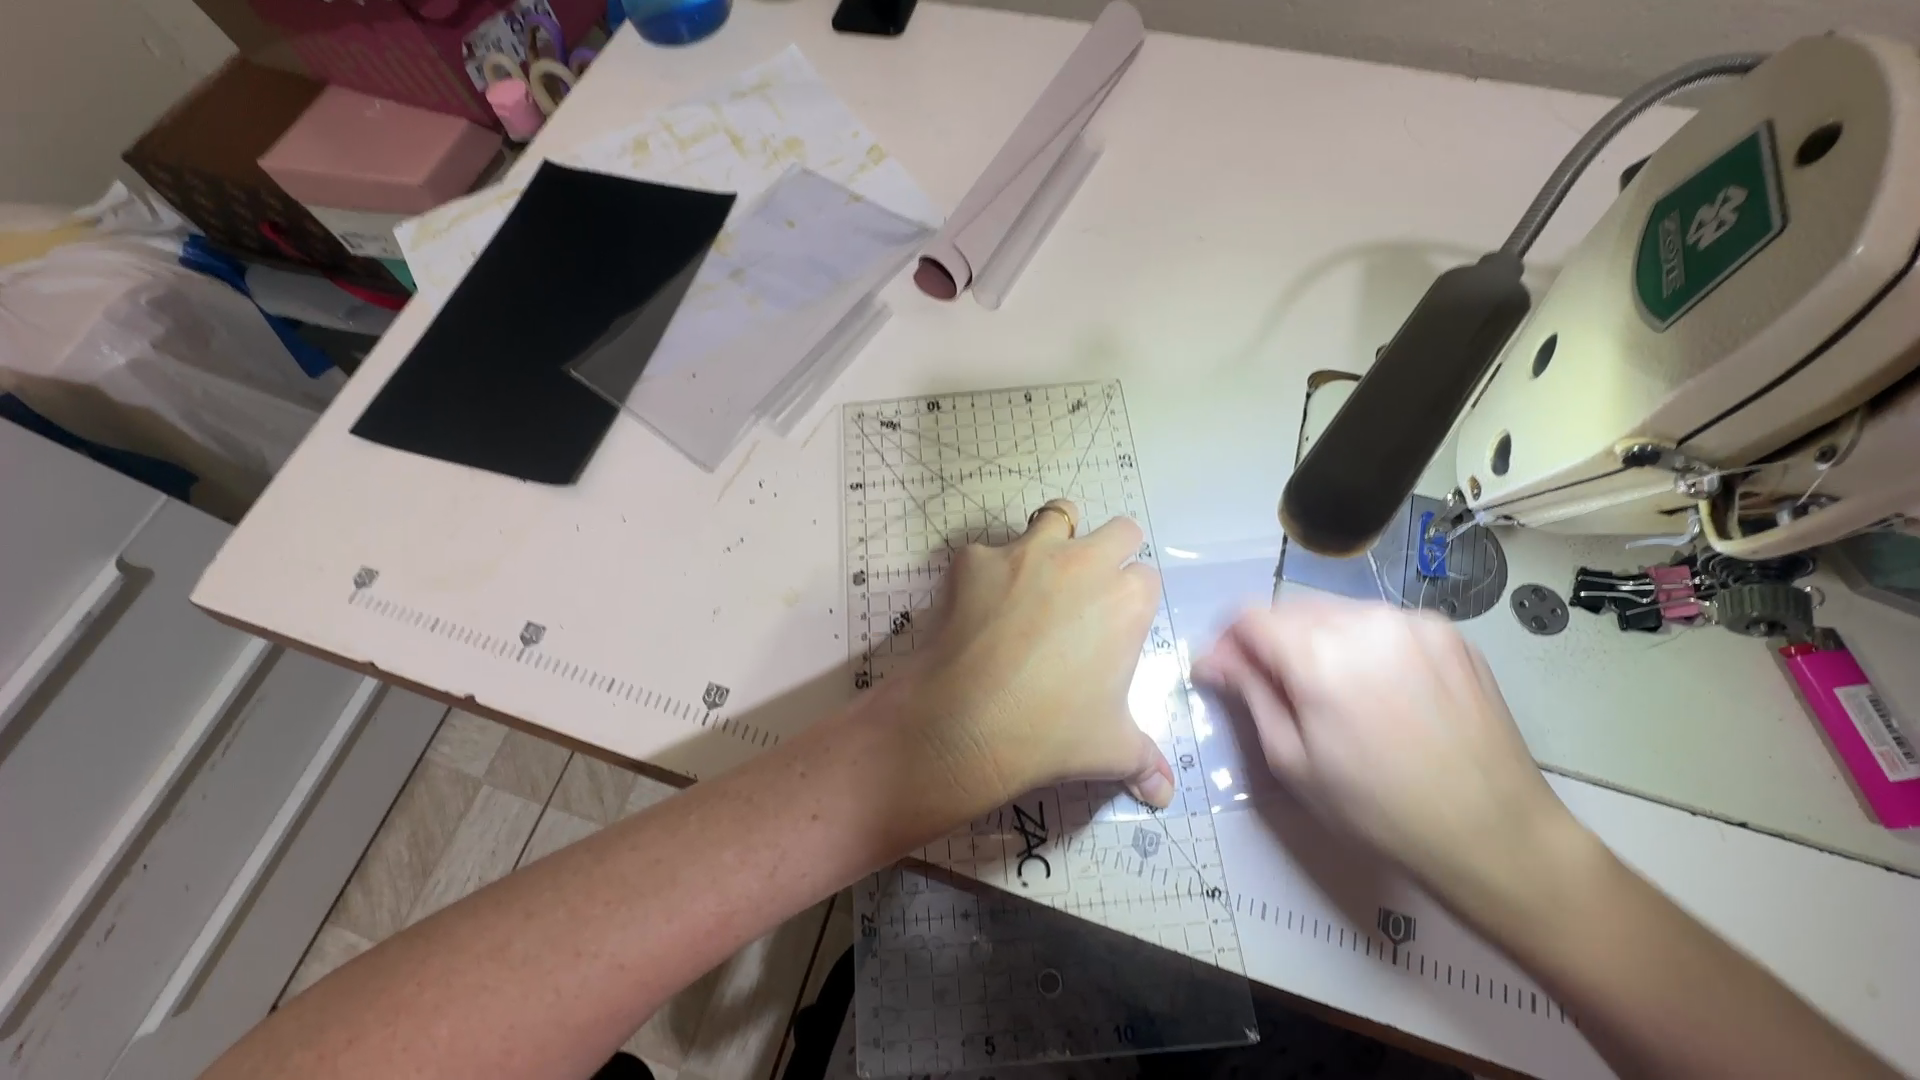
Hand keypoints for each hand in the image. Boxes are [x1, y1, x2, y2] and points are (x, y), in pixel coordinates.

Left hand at [889, 498, 1175, 812]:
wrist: (965, 724)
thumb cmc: (1052, 735)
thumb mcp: (1111, 750)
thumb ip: (1145, 761)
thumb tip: (1165, 793)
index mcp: (1127, 600)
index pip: (1146, 577)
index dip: (1132, 599)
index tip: (1115, 625)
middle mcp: (1084, 563)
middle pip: (1118, 530)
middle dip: (1110, 552)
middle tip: (1087, 590)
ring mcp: (1027, 553)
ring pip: (1057, 517)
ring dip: (1056, 539)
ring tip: (1037, 575)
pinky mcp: (976, 558)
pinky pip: (988, 552)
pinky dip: (987, 572)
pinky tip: (976, 607)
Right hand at [1191, 599, 1583, 913]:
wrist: (1493, 834)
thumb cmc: (1376, 809)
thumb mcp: (1292, 760)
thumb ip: (1250, 694)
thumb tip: (1213, 660)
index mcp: (1320, 654)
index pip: (1248, 617)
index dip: (1226, 642)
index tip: (1221, 672)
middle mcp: (1366, 621)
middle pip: (1291, 609)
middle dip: (1268, 640)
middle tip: (1265, 684)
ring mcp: (1414, 623)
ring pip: (1336, 612)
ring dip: (1313, 639)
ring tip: (1323, 689)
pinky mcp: (1450, 634)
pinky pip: (1380, 624)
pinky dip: (1360, 644)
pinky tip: (1371, 687)